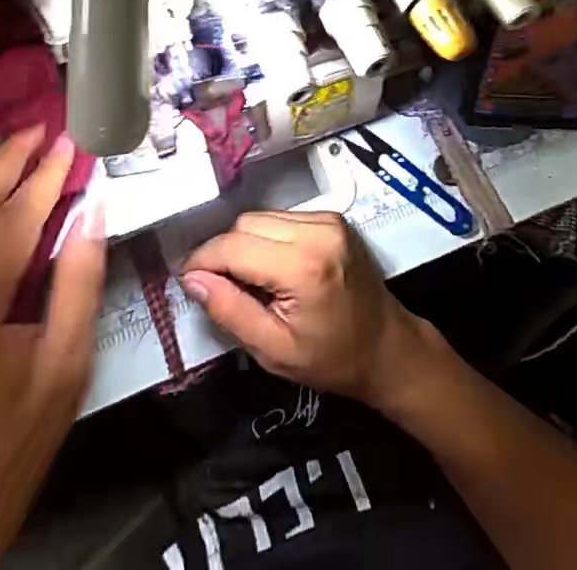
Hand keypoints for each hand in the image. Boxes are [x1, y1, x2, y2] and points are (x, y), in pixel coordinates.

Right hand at [178, 210, 438, 405]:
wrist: (388, 347)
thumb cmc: (332, 359)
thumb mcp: (273, 350)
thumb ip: (229, 310)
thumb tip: (192, 279)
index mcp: (303, 265)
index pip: (233, 246)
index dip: (203, 261)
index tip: (188, 281)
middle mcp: (317, 230)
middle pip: (245, 224)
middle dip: (223, 252)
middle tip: (219, 286)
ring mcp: (328, 219)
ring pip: (261, 217)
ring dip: (244, 243)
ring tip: (249, 280)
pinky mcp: (332, 217)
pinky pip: (281, 218)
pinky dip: (266, 238)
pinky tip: (272, 268)